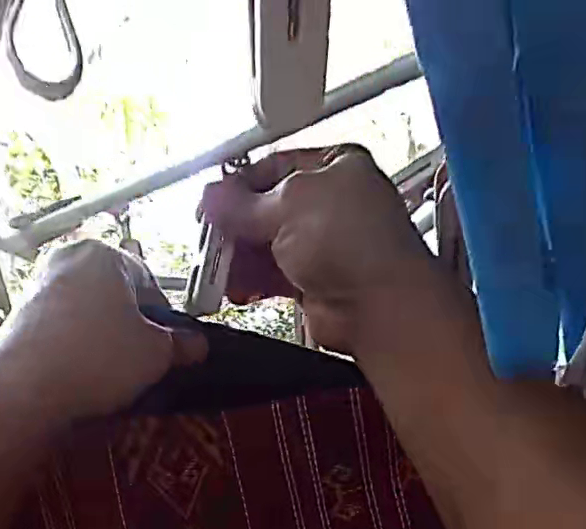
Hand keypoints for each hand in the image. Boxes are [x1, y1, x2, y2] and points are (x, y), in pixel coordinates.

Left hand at [0, 240, 206, 423]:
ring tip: (107, 374)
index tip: (166, 349)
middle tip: (138, 363)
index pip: (149, 281)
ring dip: (101, 337)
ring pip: (85, 311)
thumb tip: (198, 345)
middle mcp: (66, 257)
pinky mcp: (17, 314)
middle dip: (129, 326)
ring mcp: (36, 284)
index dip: (164, 319)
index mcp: (104, 253)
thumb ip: (181, 346)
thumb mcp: (155, 355)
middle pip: (114, 294)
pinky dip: (73, 346)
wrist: (25, 390)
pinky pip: (60, 328)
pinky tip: (78, 374)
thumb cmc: (100, 360)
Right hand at [199, 147, 458, 355]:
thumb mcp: (288, 206)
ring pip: (266, 248)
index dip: (238, 186)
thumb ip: (242, 205)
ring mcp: (321, 247)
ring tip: (218, 271)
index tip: (211, 204)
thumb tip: (211, 197)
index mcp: (333, 167)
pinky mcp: (312, 283)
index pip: (273, 168)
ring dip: (239, 260)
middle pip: (265, 211)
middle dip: (235, 229)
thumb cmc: (354, 243)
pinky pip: (271, 278)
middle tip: (210, 241)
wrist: (376, 304)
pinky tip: (237, 289)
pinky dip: (251, 283)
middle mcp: (329, 205)